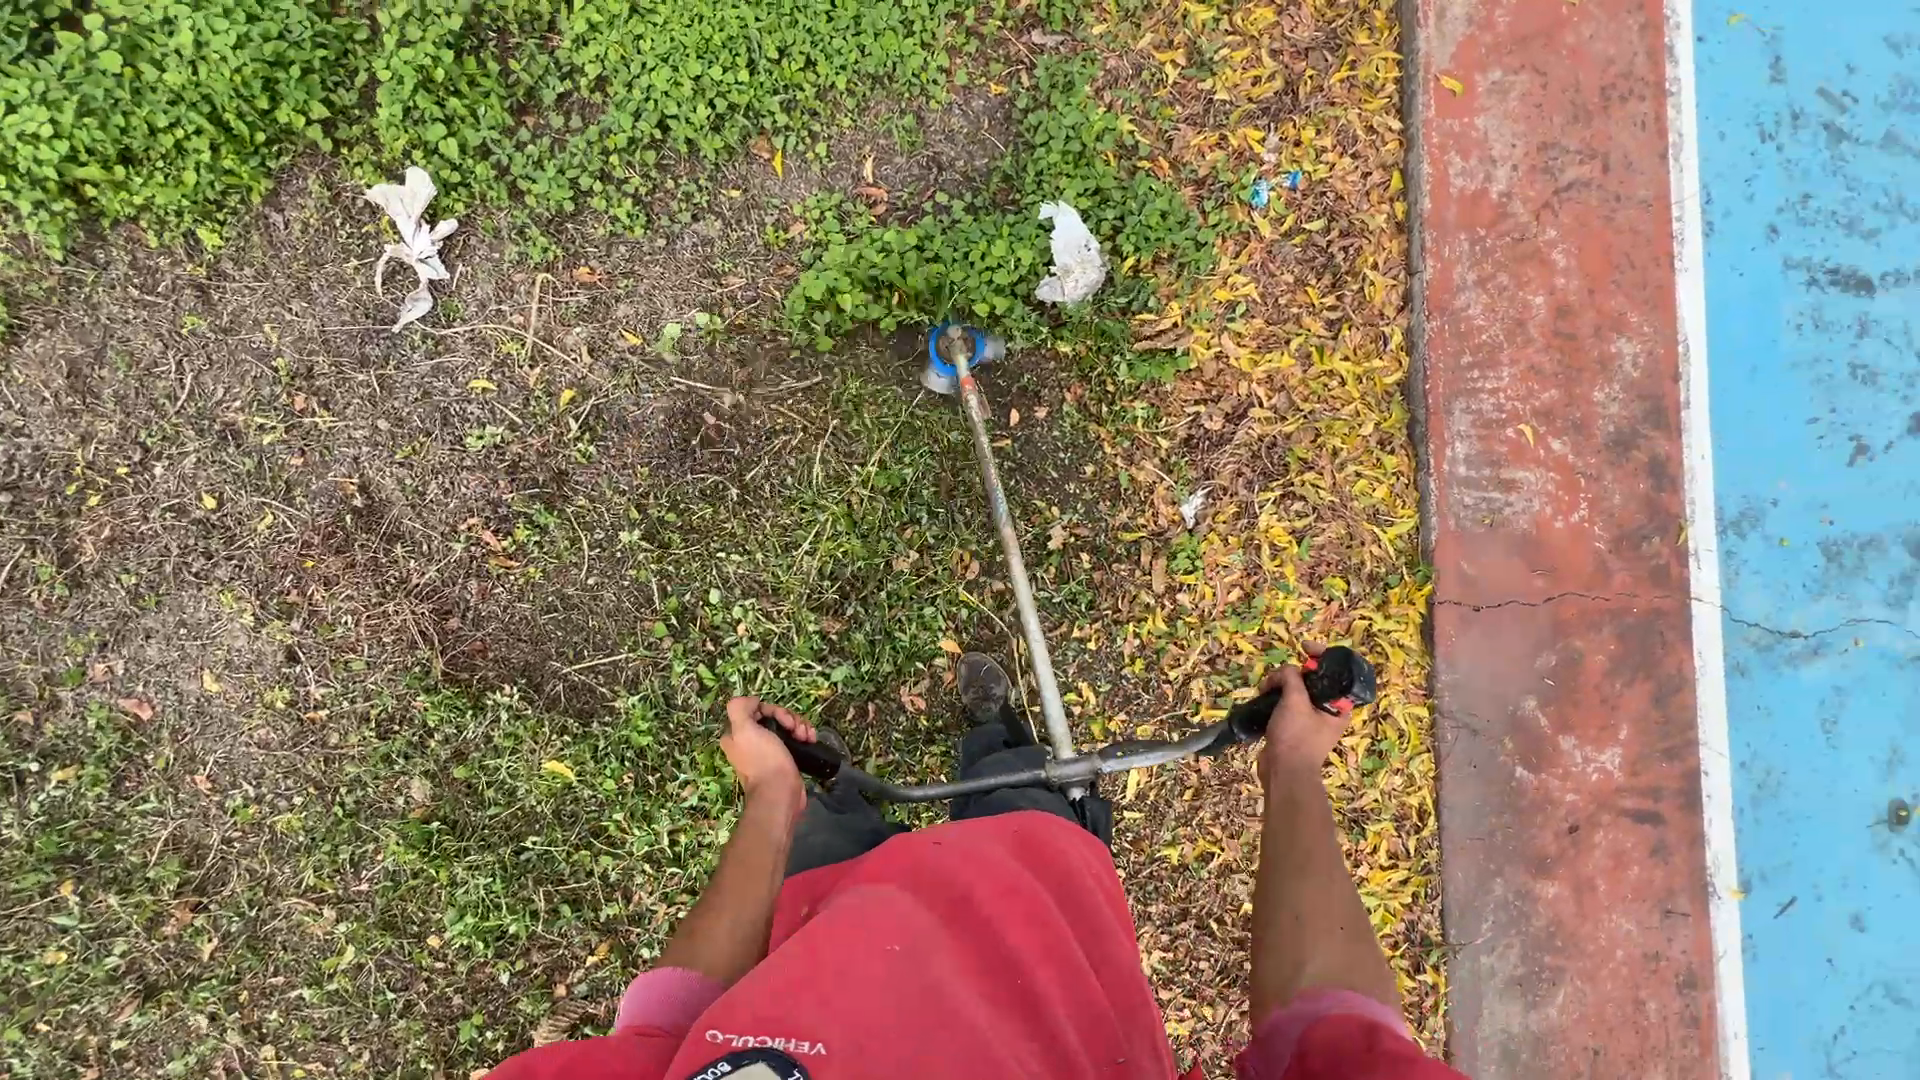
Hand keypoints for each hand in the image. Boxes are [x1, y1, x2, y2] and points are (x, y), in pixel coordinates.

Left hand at [720, 697, 814, 819]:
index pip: (756, 709)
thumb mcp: (744, 730)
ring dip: (800, 726)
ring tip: (806, 737)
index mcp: (736, 734)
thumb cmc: (764, 760)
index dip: (773, 710)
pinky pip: (794, 737)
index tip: (784, 721)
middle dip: (789, 719)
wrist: (780, 793)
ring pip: (786, 726)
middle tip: (796, 729)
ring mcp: (767, 750)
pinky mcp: (783, 758)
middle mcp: (750, 741)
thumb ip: (740, 708)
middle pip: (773, 716)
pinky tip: (810, 739)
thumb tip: (753, 701)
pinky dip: (804, 735)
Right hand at [1257, 644, 1353, 785]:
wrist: (1284, 772)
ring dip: (1280, 685)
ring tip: (1265, 690)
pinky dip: (1275, 697)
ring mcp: (1310, 719)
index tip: (1303, 647)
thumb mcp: (1295, 701)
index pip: (1336, 671)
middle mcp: (1328, 710)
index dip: (1322, 654)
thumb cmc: (1296, 736)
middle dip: (1292, 673)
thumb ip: (1292, 678)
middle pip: (1312, 679)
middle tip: (1276, 677)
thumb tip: (1285, 672)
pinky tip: (1263, 698)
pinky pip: (1286, 703)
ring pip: (1296, 691)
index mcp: (1339, 705)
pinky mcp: (1294, 726)